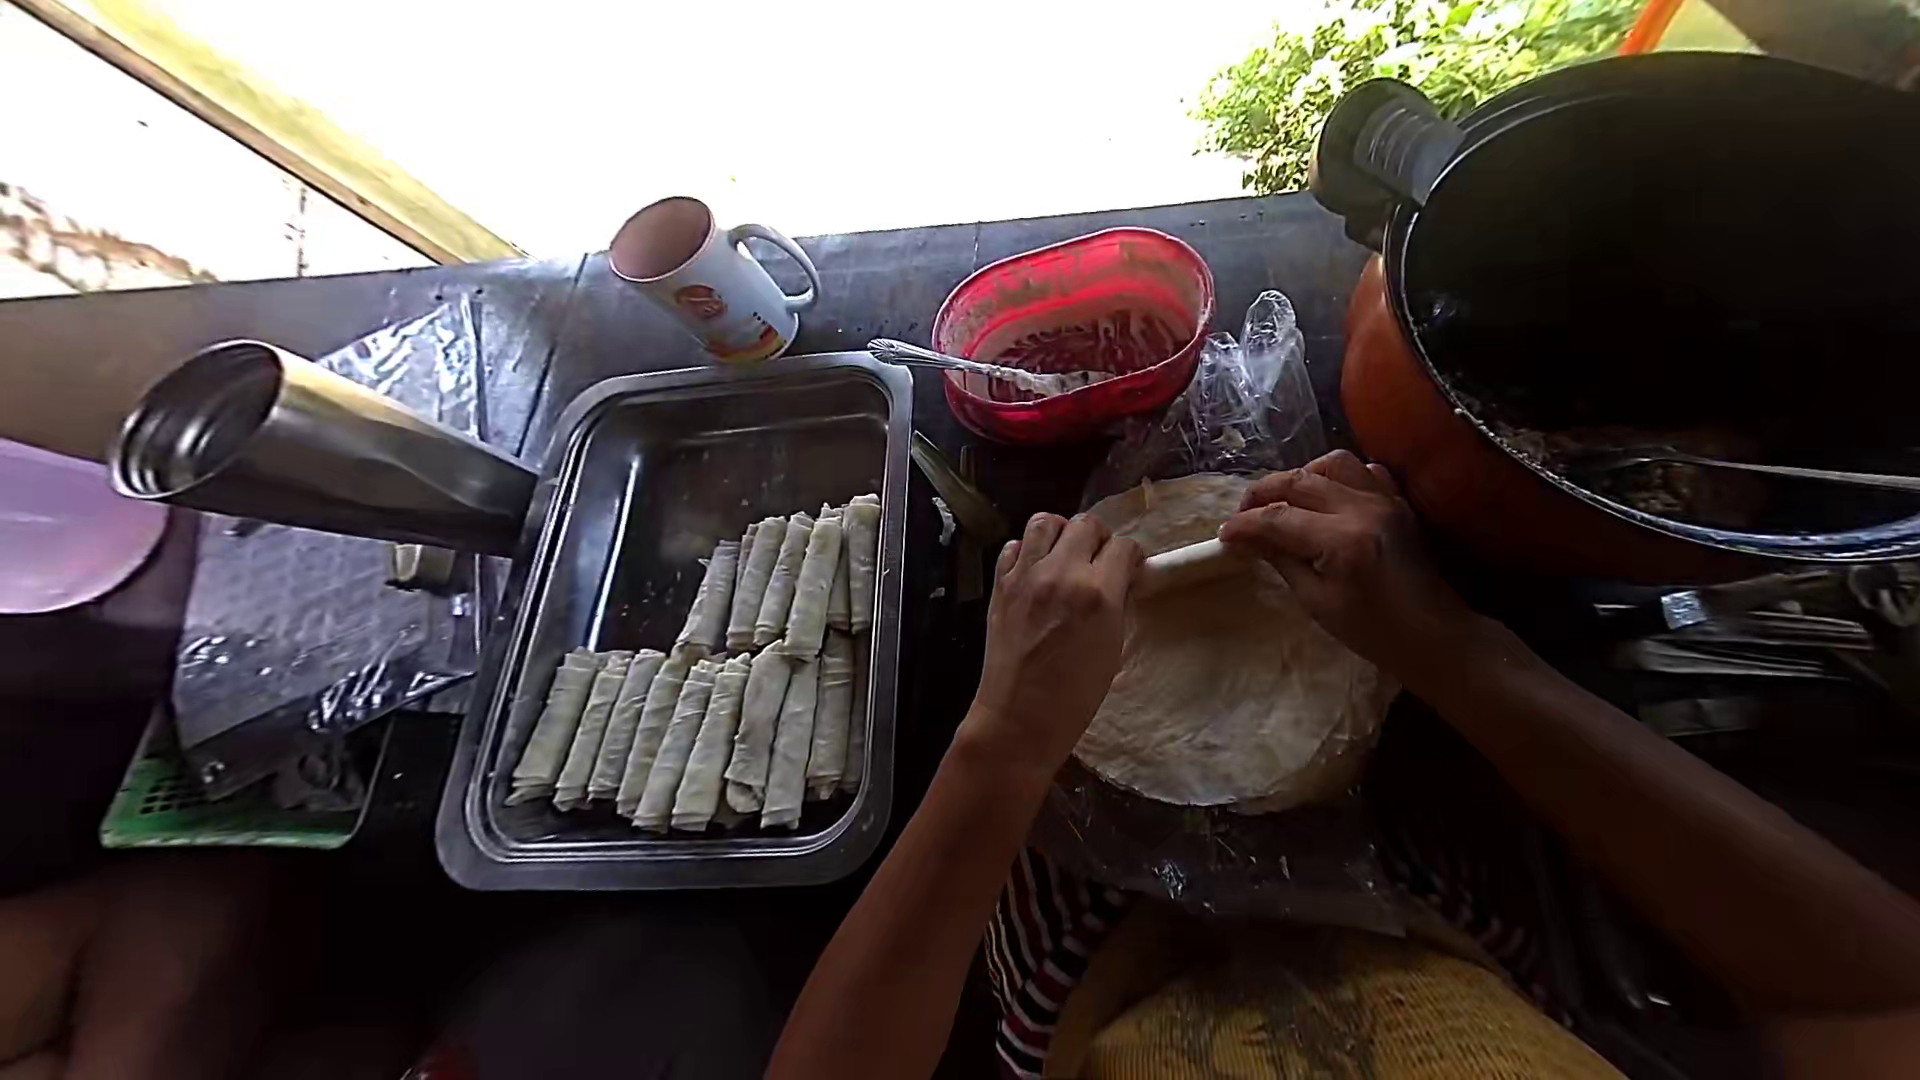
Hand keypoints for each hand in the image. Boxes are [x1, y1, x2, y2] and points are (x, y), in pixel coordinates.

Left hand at [964, 513, 1141, 776]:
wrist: (1018, 717)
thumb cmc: (1074, 696)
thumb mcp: (1112, 647)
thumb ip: (1115, 604)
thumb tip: (1119, 579)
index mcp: (1097, 594)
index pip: (1123, 547)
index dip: (1131, 556)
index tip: (1130, 567)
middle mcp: (1060, 574)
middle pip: (1086, 524)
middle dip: (1099, 538)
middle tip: (1099, 559)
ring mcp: (1025, 576)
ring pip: (1044, 521)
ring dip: (1061, 532)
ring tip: (1065, 554)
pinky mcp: (1000, 584)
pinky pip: (1013, 546)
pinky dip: (1027, 550)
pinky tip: (1035, 569)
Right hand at [1217, 450, 1484, 681]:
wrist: (1436, 636)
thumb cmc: (1372, 630)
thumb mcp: (1314, 600)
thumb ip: (1279, 559)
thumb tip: (1246, 540)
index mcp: (1343, 540)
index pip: (1277, 518)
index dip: (1243, 525)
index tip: (1223, 536)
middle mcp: (1365, 509)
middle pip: (1299, 481)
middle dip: (1261, 494)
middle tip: (1242, 516)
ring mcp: (1386, 501)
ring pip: (1332, 463)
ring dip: (1299, 477)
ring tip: (1283, 501)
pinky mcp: (1397, 503)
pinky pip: (1363, 471)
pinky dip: (1336, 477)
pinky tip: (1324, 498)